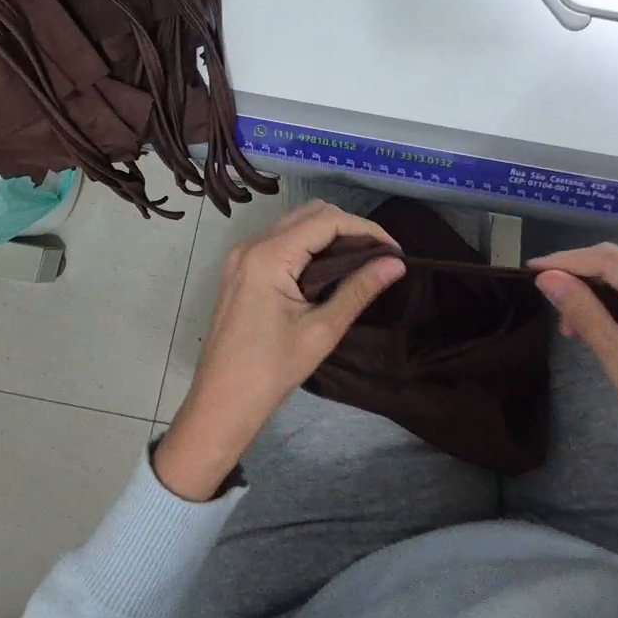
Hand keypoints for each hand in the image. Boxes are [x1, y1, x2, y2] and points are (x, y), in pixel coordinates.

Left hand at [155, 201, 405, 500]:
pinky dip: (309, 245)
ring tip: (363, 259)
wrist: (221, 404)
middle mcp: (252, 245)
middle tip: (380, 254)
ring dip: (330, 233)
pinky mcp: (241, 269)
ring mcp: (242, 256)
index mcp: (268, 256)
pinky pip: (281, 241)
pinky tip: (332, 268)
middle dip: (349, 226)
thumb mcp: (322, 331)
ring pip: (295, 223)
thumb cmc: (271, 371)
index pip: (326, 221)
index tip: (394, 249)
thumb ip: (359, 290)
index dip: (365, 228)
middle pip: (309, 213)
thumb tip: (396, 263)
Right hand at [532, 243, 617, 522]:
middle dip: (579, 277)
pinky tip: (596, 324)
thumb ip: (584, 313)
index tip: (530, 269)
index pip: (608, 261)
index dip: (566, 261)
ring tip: (572, 326)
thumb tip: (546, 278)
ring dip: (594, 292)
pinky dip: (614, 301)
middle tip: (549, 302)